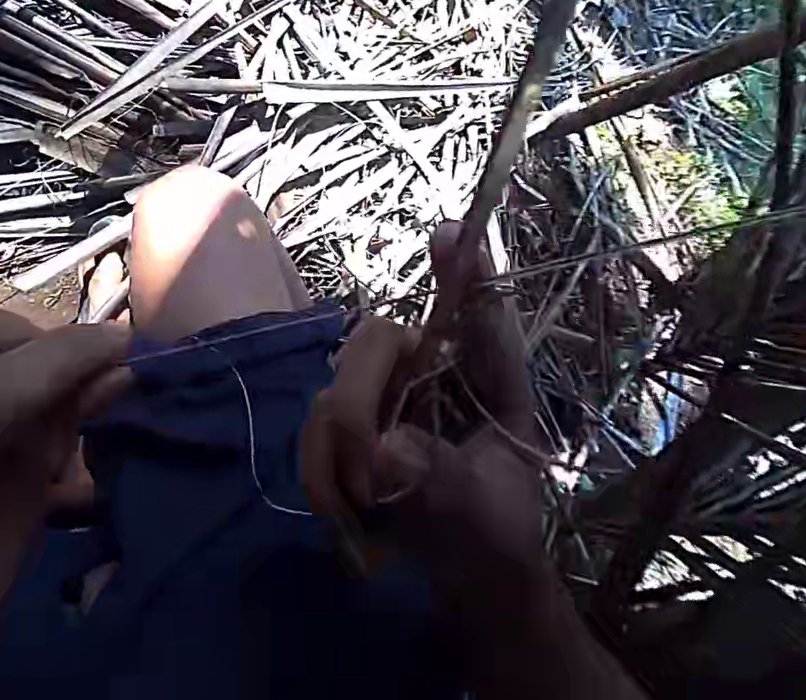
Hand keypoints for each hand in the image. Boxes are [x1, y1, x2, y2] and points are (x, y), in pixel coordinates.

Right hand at [301, 224, 644, 699]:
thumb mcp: (485, 515)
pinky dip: (324, 469)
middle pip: (379, 339)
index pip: (476, 314)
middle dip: (361, 399)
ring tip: (366, 507)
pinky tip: (346, 507)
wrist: (461, 574)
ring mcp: (385, 391)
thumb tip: (386, 449)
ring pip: (338, 383)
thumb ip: (443, 482)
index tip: (454, 232)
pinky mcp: (349, 420)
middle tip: (371, 474)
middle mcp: (431, 370)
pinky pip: (315, 423)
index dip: (463, 272)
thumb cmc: (490, 533)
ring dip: (343, 448)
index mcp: (487, 381)